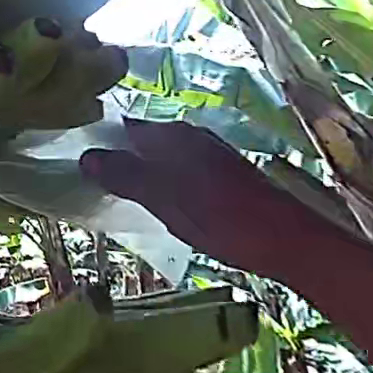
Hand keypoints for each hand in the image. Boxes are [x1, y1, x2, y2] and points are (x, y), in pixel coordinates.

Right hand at [80, 118, 337, 281]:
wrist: (294, 243)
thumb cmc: (222, 220)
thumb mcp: (164, 201)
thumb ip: (124, 176)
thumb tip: (85, 156)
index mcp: (171, 136)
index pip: (121, 128)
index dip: (99, 144)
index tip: (78, 163)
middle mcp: (189, 135)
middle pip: (140, 141)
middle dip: (118, 158)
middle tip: (94, 183)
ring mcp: (208, 152)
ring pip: (159, 155)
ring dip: (140, 171)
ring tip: (121, 195)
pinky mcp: (222, 172)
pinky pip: (177, 168)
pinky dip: (161, 179)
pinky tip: (159, 201)